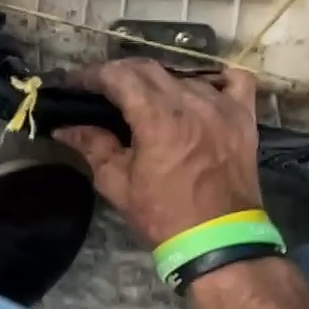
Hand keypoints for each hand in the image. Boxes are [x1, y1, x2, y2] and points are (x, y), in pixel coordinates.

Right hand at [52, 59, 263, 247]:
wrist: (220, 240)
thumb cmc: (163, 214)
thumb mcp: (117, 182)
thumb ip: (92, 146)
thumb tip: (64, 129)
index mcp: (158, 118)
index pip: (118, 76)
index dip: (92, 75)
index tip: (75, 84)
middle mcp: (192, 102)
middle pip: (148, 68)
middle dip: (118, 73)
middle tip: (100, 88)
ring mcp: (223, 107)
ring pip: (182, 74)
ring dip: (157, 80)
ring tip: (141, 95)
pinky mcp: (244, 118)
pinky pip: (234, 81)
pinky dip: (213, 78)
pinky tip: (197, 88)